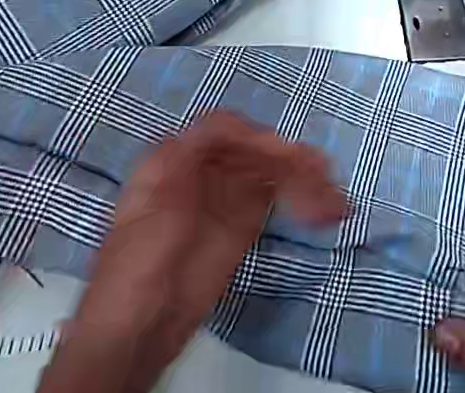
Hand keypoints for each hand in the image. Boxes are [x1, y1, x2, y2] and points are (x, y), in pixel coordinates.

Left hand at [38, 112, 347, 392]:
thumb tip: (217, 134)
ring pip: (268, 171)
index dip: (251, 137)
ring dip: (301, 176)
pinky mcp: (240, 224)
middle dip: (286, 158)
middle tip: (321, 173)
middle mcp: (202, 169)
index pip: (219, 131)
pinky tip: (322, 208)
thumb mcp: (152, 215)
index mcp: (174, 158)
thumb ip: (185, 170)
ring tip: (332, 195)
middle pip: (250, 148)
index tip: (282, 154)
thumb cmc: (132, 269)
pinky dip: (300, 199)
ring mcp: (223, 196)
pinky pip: (273, 198)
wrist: (131, 333)